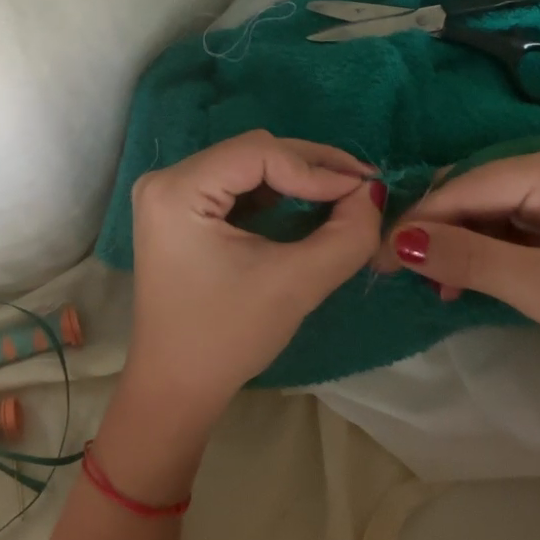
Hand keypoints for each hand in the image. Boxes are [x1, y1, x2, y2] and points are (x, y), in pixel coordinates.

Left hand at [125, 130, 383, 418]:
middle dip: (310, 168)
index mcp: (176, 190)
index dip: (315, 168)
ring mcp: (169, 196)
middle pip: (251, 152)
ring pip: (247, 166)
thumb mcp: (295, 284)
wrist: (176, 386)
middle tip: (362, 188)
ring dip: (296, 178)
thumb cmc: (227, 337)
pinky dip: (275, 193)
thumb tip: (374, 193)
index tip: (363, 191)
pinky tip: (309, 205)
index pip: (258, 153)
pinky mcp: (180, 213)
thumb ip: (346, 235)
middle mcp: (165, 180)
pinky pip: (235, 187)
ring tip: (343, 196)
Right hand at [383, 142, 539, 391]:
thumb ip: (469, 259)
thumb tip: (396, 241)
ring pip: (489, 213)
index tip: (374, 260)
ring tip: (438, 289)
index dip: (417, 221)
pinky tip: (469, 282)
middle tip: (402, 278)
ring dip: (457, 247)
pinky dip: (484, 256)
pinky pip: (512, 230)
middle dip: (435, 231)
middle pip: (475, 193)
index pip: (466, 185)